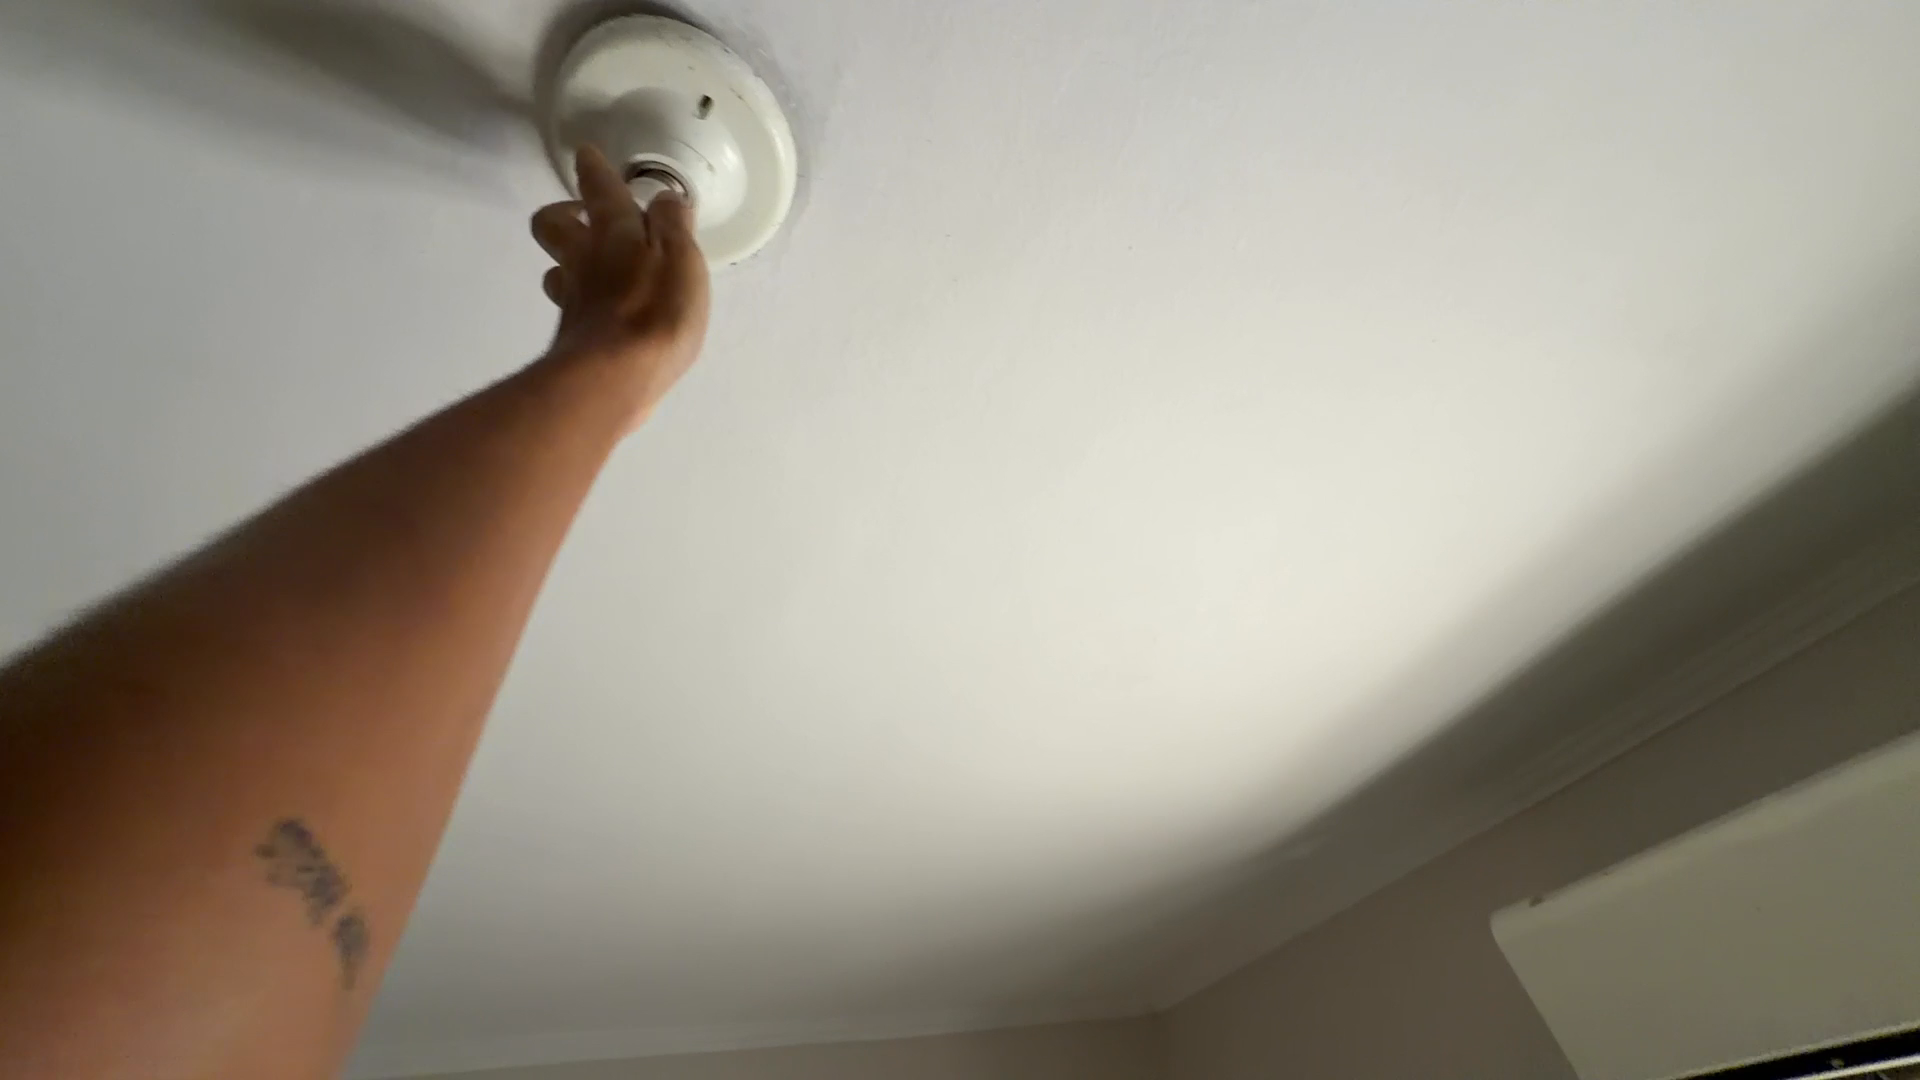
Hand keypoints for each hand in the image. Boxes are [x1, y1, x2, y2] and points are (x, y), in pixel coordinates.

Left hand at [531, 146, 711, 429]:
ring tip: (595, 272)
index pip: (600, 189)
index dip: (595, 170)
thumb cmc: (656, 313)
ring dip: (571, 264)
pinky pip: (574, 309)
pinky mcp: (576, 337)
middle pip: (554, 224)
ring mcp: (575, 300)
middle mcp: (585, 259)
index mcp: (614, 233)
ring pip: (558, 270)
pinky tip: (604, 315)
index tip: (589, 156)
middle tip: (583, 217)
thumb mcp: (682, 260)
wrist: (617, 377)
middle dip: (565, 213)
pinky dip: (586, 305)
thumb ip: (674, 226)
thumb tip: (667, 198)